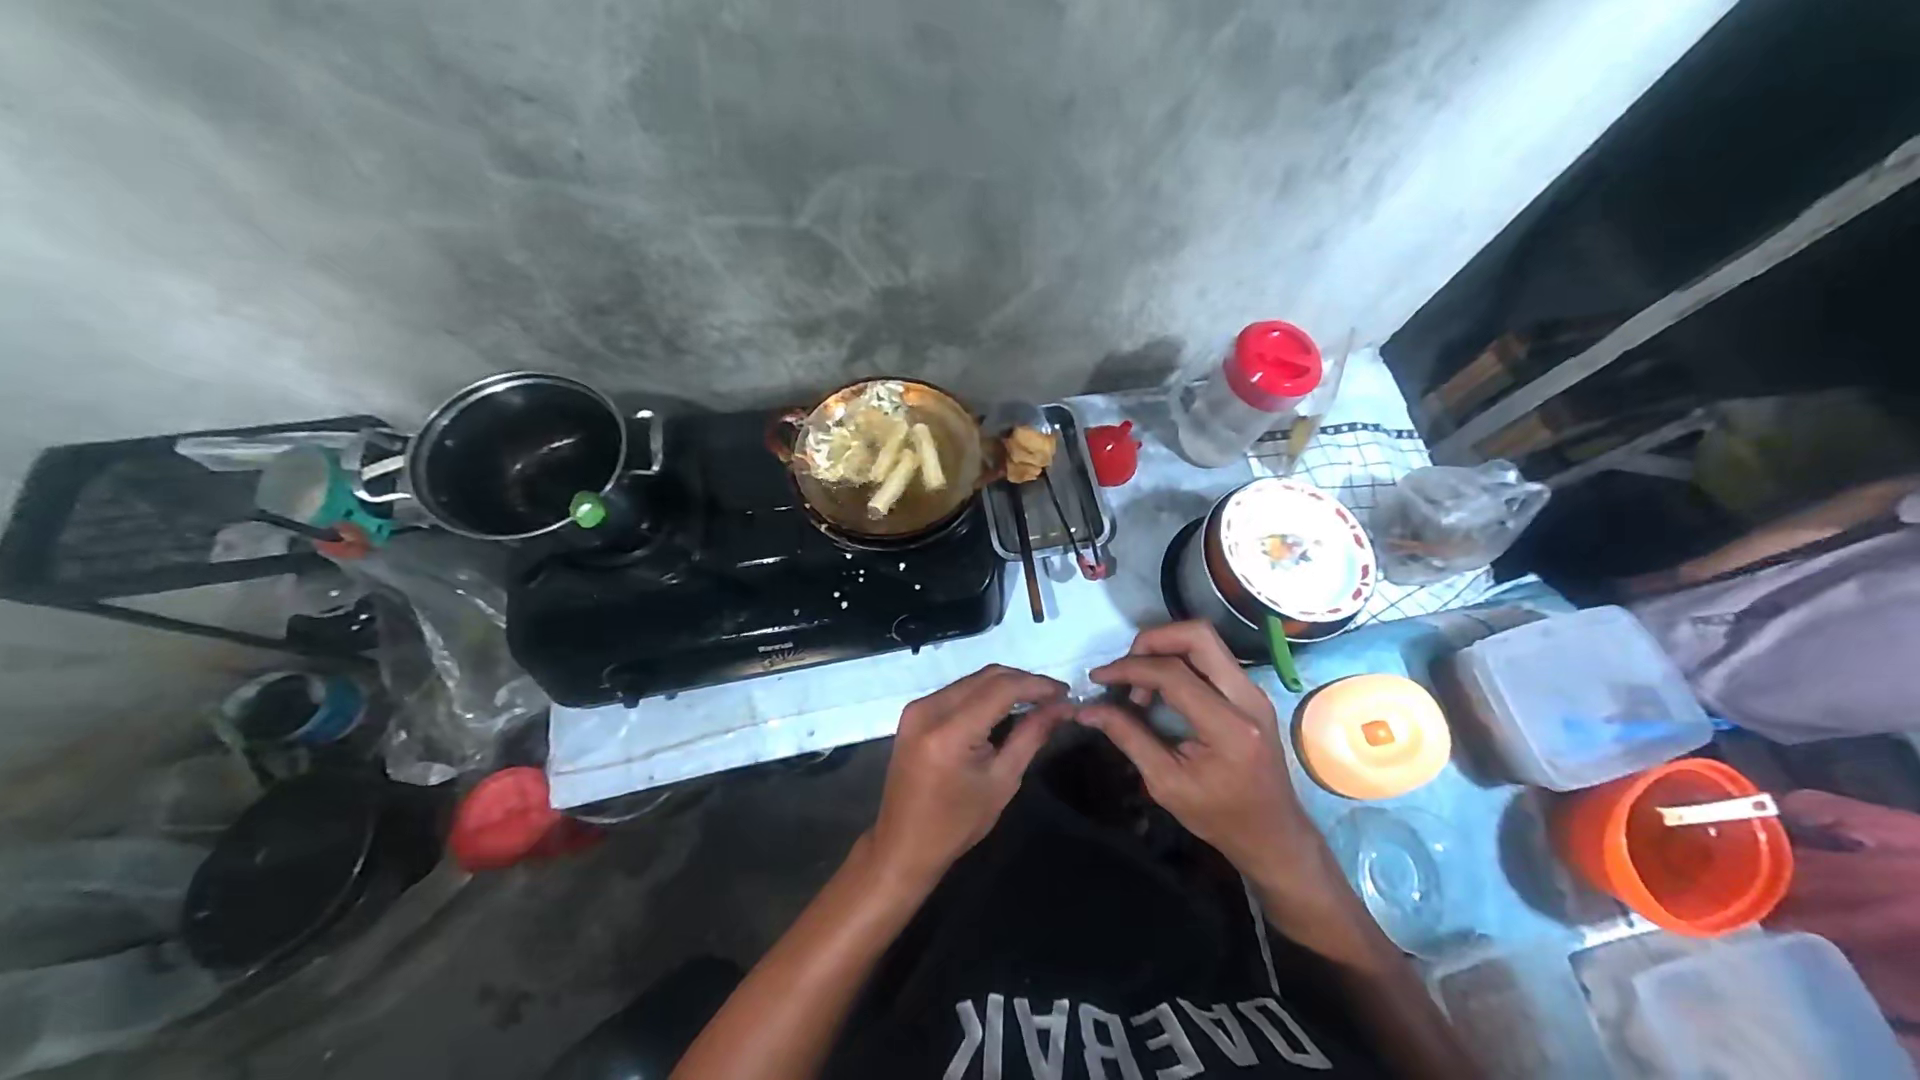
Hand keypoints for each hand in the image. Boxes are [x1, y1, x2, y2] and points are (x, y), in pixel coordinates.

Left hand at [870, 665, 1071, 887]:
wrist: (904, 843)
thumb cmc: (957, 823)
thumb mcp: (1003, 781)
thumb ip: (1031, 736)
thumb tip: (1062, 707)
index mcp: (950, 731)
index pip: (1001, 688)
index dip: (1037, 685)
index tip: (1065, 693)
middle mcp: (929, 709)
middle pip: (986, 677)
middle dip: (1023, 681)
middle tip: (1054, 698)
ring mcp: (917, 708)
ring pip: (972, 680)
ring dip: (1004, 685)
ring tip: (1035, 702)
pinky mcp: (913, 713)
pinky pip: (957, 691)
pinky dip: (984, 694)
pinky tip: (1004, 708)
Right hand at [1076, 621, 1319, 881]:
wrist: (1273, 835)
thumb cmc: (1219, 817)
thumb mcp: (1165, 783)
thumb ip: (1128, 737)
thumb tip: (1086, 710)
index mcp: (1229, 727)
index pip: (1174, 674)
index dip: (1130, 669)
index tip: (1099, 678)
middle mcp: (1248, 698)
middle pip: (1198, 636)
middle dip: (1152, 640)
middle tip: (1125, 667)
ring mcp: (1253, 692)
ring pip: (1205, 641)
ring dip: (1165, 649)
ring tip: (1140, 684)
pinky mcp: (1250, 693)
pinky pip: (1210, 657)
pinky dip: (1178, 661)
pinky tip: (1158, 689)